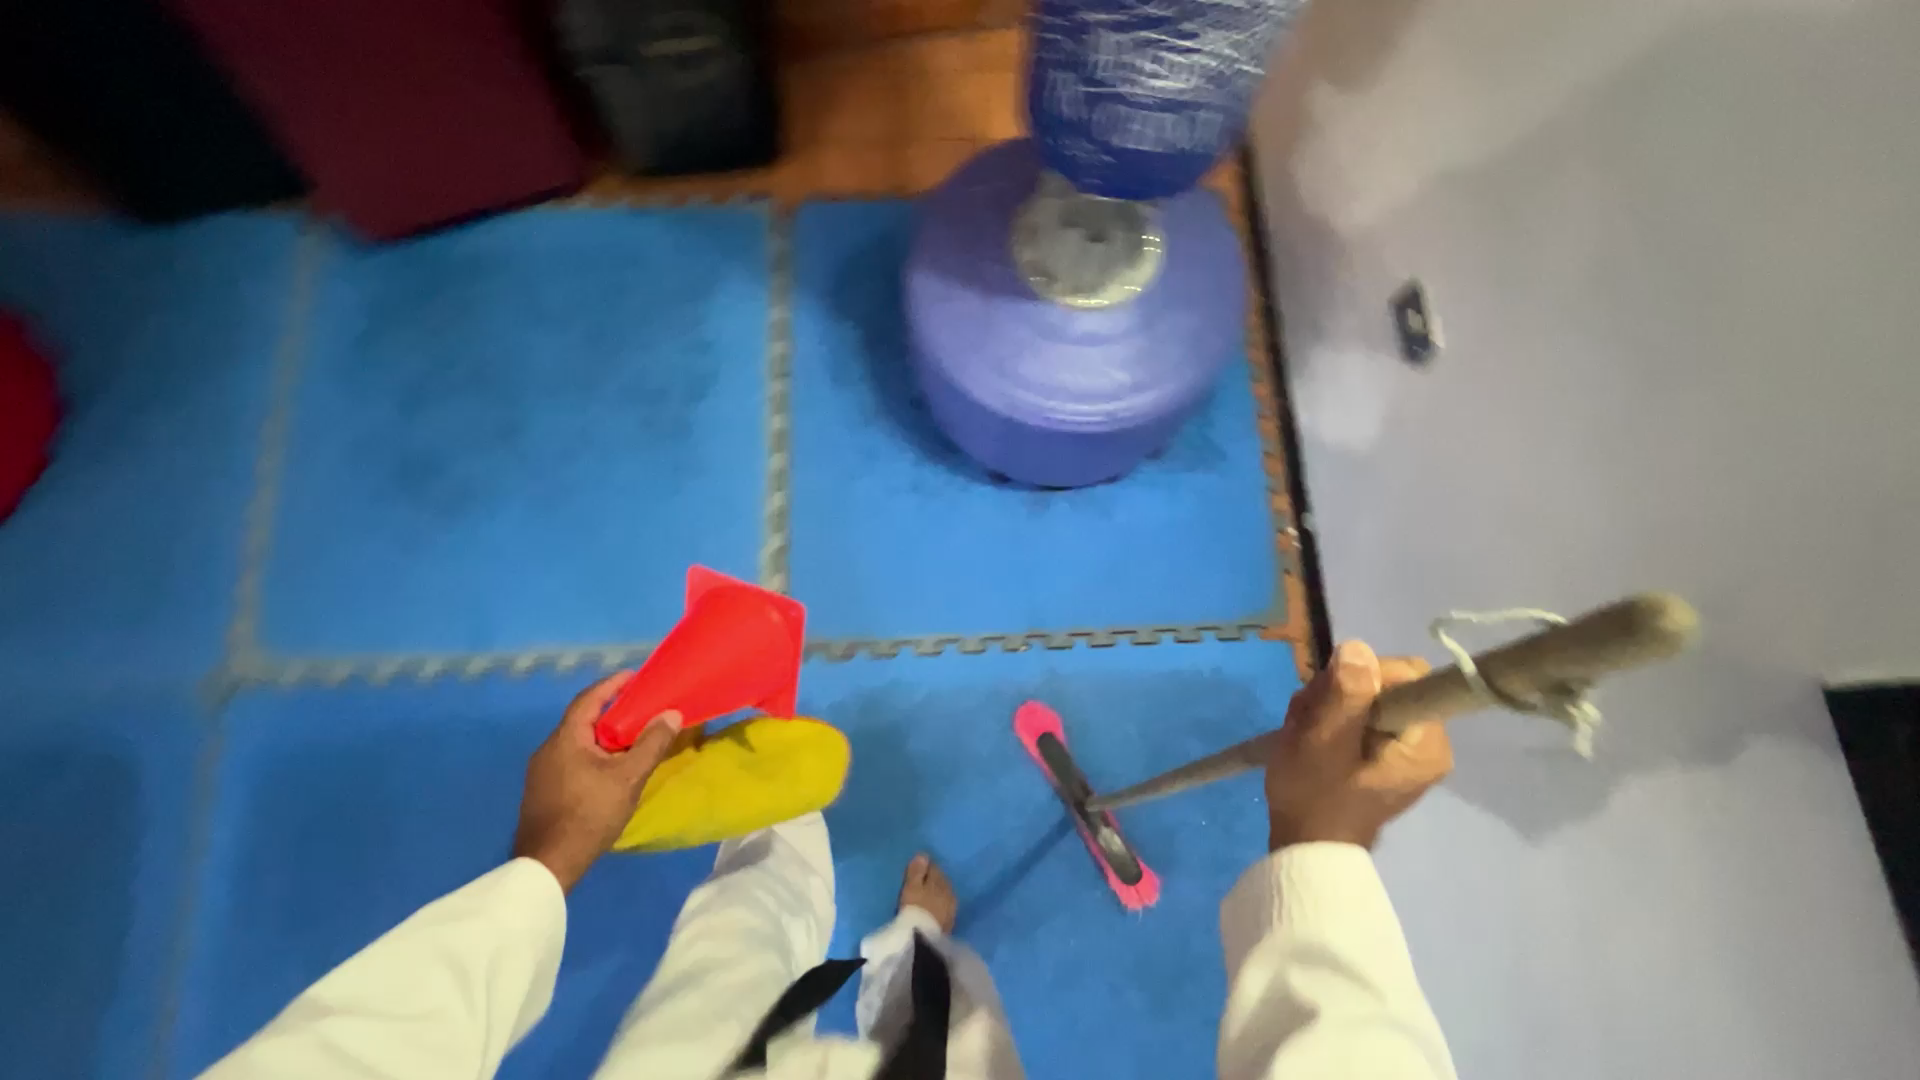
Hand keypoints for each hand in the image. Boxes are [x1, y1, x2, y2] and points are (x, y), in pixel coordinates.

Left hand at [512, 671, 681, 891]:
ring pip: (576, 742)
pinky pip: (570, 759)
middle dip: (611, 711)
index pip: (589, 699)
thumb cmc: (589, 813)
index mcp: (566, 738)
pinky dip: (593, 754)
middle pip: (582, 719)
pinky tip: (609, 769)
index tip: (634, 676)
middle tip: (640, 708)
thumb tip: (672, 714)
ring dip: (603, 735)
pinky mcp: (542, 791)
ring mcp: (541, 772)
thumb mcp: (629, 777)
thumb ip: (652, 743)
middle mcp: (548, 749)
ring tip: (631, 738)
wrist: (548, 864)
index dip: (612, 685)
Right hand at [1265, 641, 1452, 851]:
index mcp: (1426, 742)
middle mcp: (1424, 741)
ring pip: (1363, 696)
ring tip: (1302, 730)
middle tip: (1307, 717)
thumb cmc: (1315, 796)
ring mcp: (1402, 748)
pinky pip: (1356, 715)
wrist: (1304, 845)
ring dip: (1325, 704)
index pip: (1406, 675)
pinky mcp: (1380, 753)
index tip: (1332, 699)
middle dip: (1337, 692)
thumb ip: (1345, 695)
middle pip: (1382, 683)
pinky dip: (1327, 718)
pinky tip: (1307, 736)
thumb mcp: (1323, 742)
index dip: (1362, 676)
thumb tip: (1360, 649)